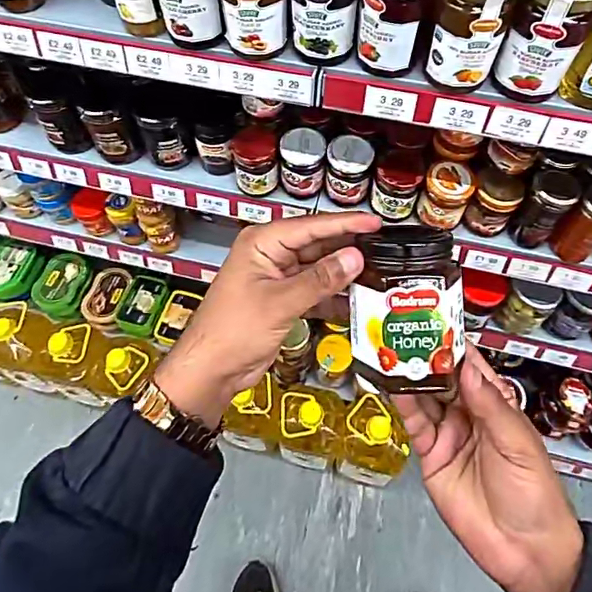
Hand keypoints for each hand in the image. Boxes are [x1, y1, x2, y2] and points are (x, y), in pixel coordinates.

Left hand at [153, 211, 379, 422]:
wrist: (211, 370)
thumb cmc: (229, 332)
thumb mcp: (280, 303)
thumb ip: (319, 280)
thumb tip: (352, 258)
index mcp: (261, 243)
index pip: (310, 226)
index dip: (344, 223)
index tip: (372, 221)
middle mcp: (270, 255)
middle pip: (316, 245)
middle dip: (347, 248)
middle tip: (381, 248)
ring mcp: (276, 278)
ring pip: (317, 269)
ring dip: (342, 274)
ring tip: (375, 274)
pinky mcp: (282, 300)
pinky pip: (314, 290)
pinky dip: (332, 295)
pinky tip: (354, 300)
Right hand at [392, 350, 583, 591]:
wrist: (527, 553)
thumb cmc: (537, 497)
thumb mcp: (519, 444)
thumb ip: (490, 406)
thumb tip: (467, 368)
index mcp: (497, 405)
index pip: (471, 365)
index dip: (452, 344)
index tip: (435, 322)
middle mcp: (470, 414)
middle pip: (442, 376)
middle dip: (424, 354)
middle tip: (404, 332)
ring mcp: (449, 433)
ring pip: (424, 395)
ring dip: (409, 374)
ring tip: (391, 352)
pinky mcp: (431, 455)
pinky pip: (414, 423)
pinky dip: (401, 403)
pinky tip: (392, 386)